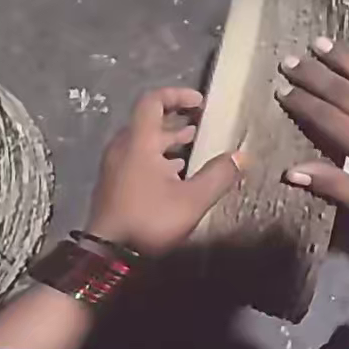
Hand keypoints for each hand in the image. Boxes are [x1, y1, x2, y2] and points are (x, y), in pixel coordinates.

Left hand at [85, 87, 243, 254]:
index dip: (177, 95)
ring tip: (193, 142)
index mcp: (139, 141)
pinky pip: (137, 157)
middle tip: (201, 122)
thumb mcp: (192, 199)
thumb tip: (241, 155)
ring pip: (143, 141)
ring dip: (168, 139)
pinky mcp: (114, 182)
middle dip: (176, 118)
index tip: (200, 102)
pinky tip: (176, 171)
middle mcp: (123, 147)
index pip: (153, 101)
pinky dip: (157, 156)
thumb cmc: (149, 219)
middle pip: (149, 121)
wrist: (107, 253)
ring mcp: (115, 165)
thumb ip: (218, 175)